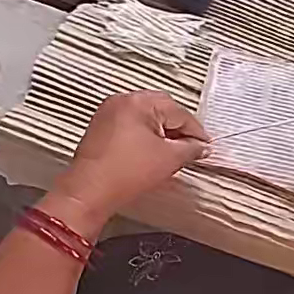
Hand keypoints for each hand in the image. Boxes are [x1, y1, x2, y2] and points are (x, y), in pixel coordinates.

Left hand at [51, 91, 209, 221]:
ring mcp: (109, 112)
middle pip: (162, 109)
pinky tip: (152, 151)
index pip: (179, 112)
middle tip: (191, 148)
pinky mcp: (101, 126)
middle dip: (178, 129)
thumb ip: (191, 148)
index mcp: (140, 102)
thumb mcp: (169, 159)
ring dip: (162, 131)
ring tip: (172, 152)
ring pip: (147, 116)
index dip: (195, 131)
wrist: (88, 193)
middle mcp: (123, 100)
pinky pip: (131, 123)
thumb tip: (201, 147)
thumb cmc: (126, 173)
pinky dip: (145, 134)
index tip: (205, 146)